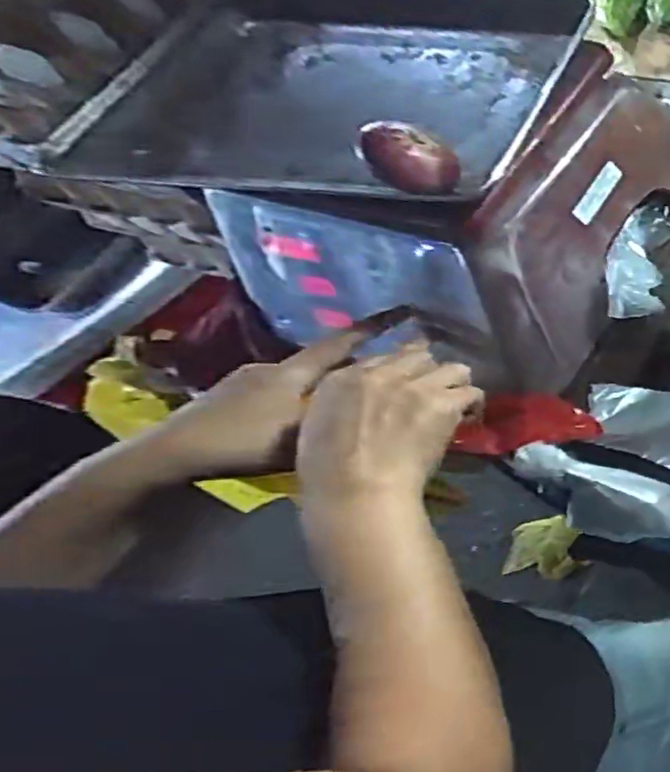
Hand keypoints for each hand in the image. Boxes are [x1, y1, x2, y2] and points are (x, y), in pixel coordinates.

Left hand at [138, 315, 400, 480]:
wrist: (173, 454)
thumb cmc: (247, 441)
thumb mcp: (307, 431)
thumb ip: (342, 410)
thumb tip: (381, 396)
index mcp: (292, 372)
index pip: (338, 345)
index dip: (367, 331)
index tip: (395, 316)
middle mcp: (270, 367)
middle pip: (320, 360)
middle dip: (351, 361)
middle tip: (381, 369)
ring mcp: (245, 381)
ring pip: (298, 376)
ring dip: (324, 381)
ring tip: (346, 394)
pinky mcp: (229, 397)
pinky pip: (278, 389)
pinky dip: (299, 395)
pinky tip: (305, 411)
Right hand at [296, 341, 481, 505]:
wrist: (359, 483)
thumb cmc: (329, 466)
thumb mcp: (320, 420)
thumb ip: (347, 400)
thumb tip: (372, 401)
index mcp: (344, 377)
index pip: (384, 357)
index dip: (403, 369)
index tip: (411, 382)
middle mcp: (382, 374)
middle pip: (421, 357)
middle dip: (431, 372)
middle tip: (436, 393)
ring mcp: (416, 387)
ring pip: (454, 368)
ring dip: (458, 383)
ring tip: (457, 402)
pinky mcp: (443, 404)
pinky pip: (472, 393)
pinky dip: (475, 404)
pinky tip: (471, 417)